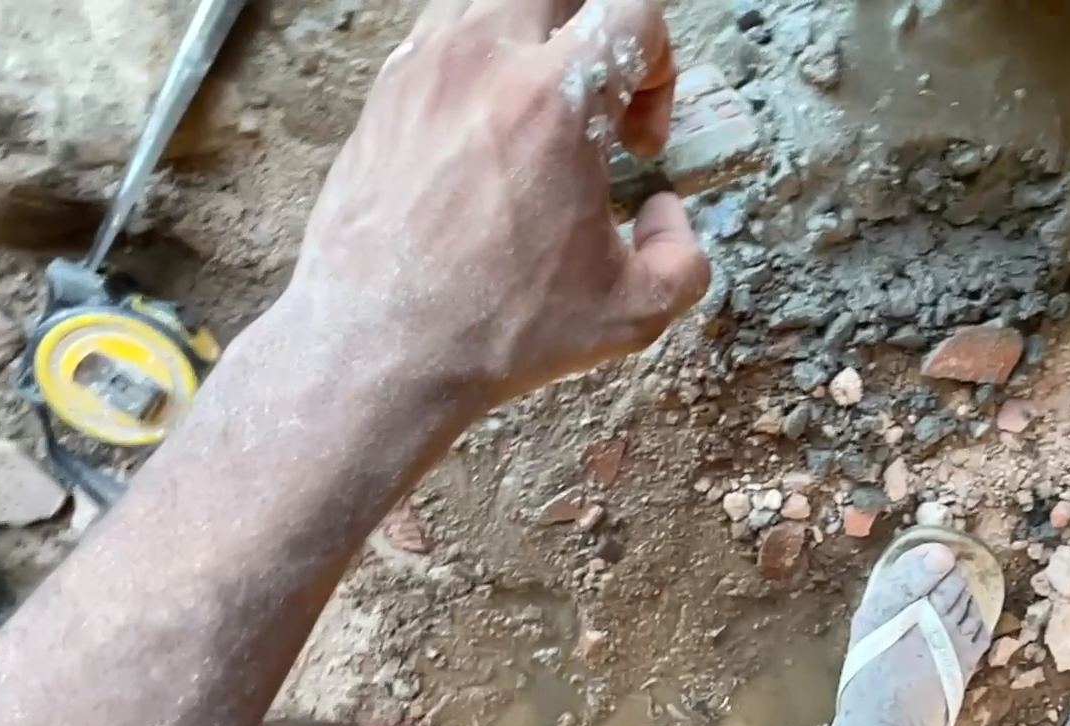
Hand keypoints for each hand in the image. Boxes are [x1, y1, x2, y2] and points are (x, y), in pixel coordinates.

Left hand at [281, 0, 711, 415]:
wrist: (386, 346)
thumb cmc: (506, 329)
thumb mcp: (633, 314)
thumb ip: (684, 260)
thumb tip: (668, 218)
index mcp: (557, 103)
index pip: (631, 11)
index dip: (660, 68)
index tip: (642, 140)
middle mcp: (485, 59)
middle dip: (597, 32)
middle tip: (598, 108)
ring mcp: (424, 68)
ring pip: (496, 1)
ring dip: (538, 47)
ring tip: (544, 129)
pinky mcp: (385, 93)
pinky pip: (446, 40)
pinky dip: (485, 71)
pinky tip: (491, 148)